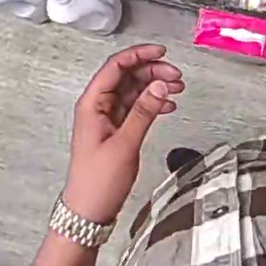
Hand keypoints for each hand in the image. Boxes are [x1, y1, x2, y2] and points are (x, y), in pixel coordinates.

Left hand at [62, 44, 183, 224]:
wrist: (89, 212)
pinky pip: (136, 106)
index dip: (138, 55)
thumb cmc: (98, 182)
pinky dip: (153, 102)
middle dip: (152, 71)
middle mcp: (98, 107)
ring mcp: (107, 118)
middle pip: (126, 76)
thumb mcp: (125, 143)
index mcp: (92, 105)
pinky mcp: (117, 129)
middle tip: (176, 76)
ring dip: (155, 86)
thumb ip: (144, 111)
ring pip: (133, 90)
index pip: (115, 67)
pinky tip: (167, 105)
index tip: (161, 53)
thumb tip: (160, 85)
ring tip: (177, 88)